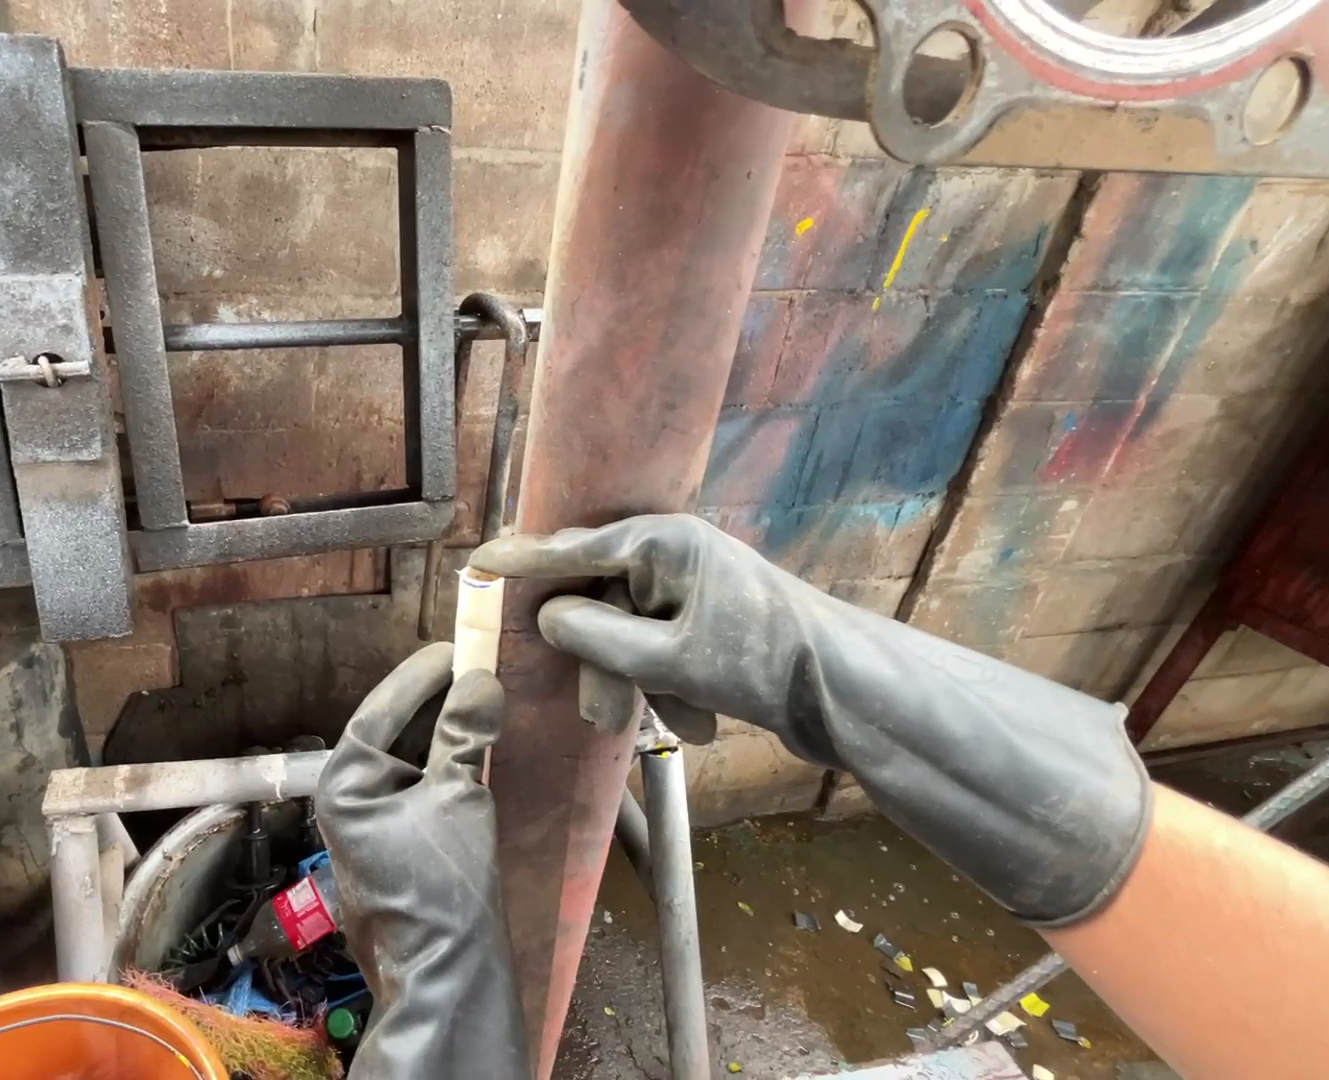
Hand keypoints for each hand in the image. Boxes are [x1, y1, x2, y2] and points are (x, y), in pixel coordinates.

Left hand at [316, 642, 528, 1079]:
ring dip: (441, 727)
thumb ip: (463, 735)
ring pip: (406, 755)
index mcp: (346, 782)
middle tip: (473, 668)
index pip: (381, 709)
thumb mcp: (458, 797)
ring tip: (478, 695)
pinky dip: (443, 759)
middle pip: (392, 728)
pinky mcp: (394, 837)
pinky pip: (416, 783)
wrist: (447, 978)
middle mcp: (348, 796)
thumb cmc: (443, 887)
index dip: (420, 676)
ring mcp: (370, 819)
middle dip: (433, 699)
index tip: (455, 650)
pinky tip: (471, 740)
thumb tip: (479, 682)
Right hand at [471, 515, 1150, 925]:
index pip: (573, 548)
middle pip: (596, 600)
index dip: (522, 561)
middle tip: (605, 710)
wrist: (851, 695)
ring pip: (623, 631)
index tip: (477, 562)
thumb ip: (597, 637)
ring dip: (636, 680)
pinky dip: (663, 681)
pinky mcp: (699, 617)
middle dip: (600, 658)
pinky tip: (697, 713)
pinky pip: (652, 645)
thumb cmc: (762, 663)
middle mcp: (669, 554)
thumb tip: (547, 617)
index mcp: (661, 543)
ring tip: (671, 718)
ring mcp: (685, 585)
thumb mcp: (669, 658)